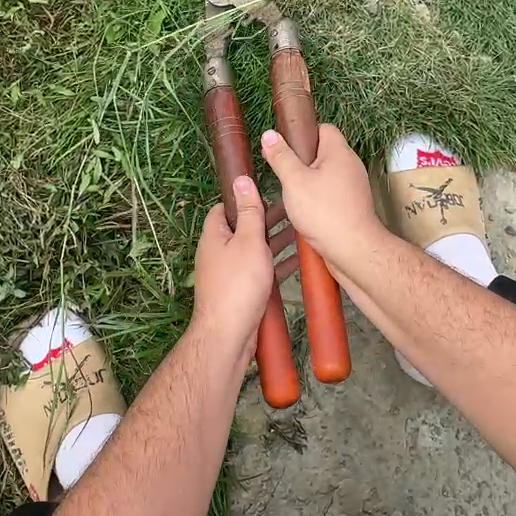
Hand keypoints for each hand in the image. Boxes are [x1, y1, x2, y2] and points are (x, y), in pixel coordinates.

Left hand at [190, 176, 279, 360]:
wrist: (228, 336)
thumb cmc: (238, 284)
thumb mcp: (248, 240)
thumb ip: (249, 211)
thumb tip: (240, 179)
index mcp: (215, 235)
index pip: (226, 208)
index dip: (245, 199)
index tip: (268, 193)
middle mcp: (218, 252)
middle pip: (243, 228)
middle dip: (266, 220)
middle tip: (292, 211)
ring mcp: (229, 274)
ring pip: (255, 251)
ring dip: (275, 242)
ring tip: (301, 232)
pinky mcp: (241, 292)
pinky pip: (261, 272)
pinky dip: (276, 265)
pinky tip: (297, 262)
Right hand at [259, 124, 386, 264]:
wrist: (353, 250)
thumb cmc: (324, 212)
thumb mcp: (294, 181)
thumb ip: (281, 157)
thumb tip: (270, 135)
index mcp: (339, 152)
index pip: (323, 129)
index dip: (304, 134)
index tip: (287, 148)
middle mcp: (350, 166)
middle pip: (323, 152)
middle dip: (303, 162)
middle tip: (286, 174)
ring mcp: (354, 186)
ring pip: (326, 175)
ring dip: (309, 183)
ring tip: (293, 195)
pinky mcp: (353, 205)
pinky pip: (332, 194)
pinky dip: (318, 199)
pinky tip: (305, 211)